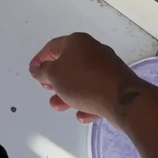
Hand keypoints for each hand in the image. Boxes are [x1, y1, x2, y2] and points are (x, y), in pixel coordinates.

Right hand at [28, 33, 146, 123]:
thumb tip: (39, 70)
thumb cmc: (83, 82)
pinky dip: (87, 101)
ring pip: (82, 80)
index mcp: (77, 42)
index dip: (39, 60)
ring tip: (60, 106)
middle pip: (68, 64)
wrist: (124, 100)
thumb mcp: (54, 75)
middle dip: (56, 80)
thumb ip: (42, 72)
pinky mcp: (118, 84)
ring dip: (69, 93)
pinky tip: (82, 115)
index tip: (33, 73)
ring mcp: (108, 67)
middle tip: (48, 89)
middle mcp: (93, 50)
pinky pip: (97, 91)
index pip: (51, 48)